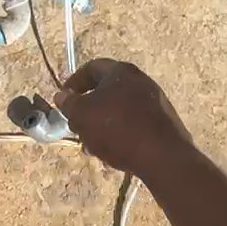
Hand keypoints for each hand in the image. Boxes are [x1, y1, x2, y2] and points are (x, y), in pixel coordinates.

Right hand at [54, 59, 195, 178]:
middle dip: (89, 107)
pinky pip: (136, 122)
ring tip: (94, 145)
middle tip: (77, 125)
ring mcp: (156, 101)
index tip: (63, 99)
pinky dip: (122, 132)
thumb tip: (62, 96)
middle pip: (107, 89)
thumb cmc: (117, 129)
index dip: (73, 82)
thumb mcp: (82, 116)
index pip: (91, 68)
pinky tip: (115, 151)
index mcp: (121, 71)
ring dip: (104, 123)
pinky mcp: (165, 122)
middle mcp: (141, 80)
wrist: (164, 157)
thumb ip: (69, 104)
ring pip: (121, 108)